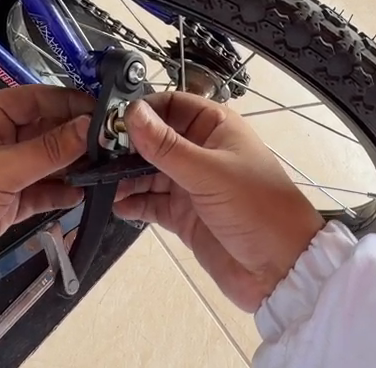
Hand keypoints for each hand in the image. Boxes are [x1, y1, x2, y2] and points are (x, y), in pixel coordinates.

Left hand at [0, 85, 93, 261]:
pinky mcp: (7, 199)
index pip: (35, 98)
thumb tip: (91, 127)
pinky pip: (40, 188)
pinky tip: (80, 194)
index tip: (100, 109)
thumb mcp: (4, 169)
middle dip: (74, 136)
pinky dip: (58, 191)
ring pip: (45, 160)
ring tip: (101, 167)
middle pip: (44, 129)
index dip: (67, 102)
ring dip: (70, 165)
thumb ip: (51, 149)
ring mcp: (2, 169)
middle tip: (108, 141)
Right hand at [113, 91, 323, 310]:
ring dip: (125, 176)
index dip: (141, 111)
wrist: (282, 271)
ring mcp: (191, 183)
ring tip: (97, 181)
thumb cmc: (256, 207)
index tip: (108, 121)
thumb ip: (166, 146)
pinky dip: (133, 202)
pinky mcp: (184, 215)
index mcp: (214, 126)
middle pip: (155, 139)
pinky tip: (114, 204)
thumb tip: (131, 113)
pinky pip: (151, 203)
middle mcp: (200, 150)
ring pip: (149, 172)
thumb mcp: (209, 172)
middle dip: (127, 146)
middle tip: (93, 154)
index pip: (170, 105)